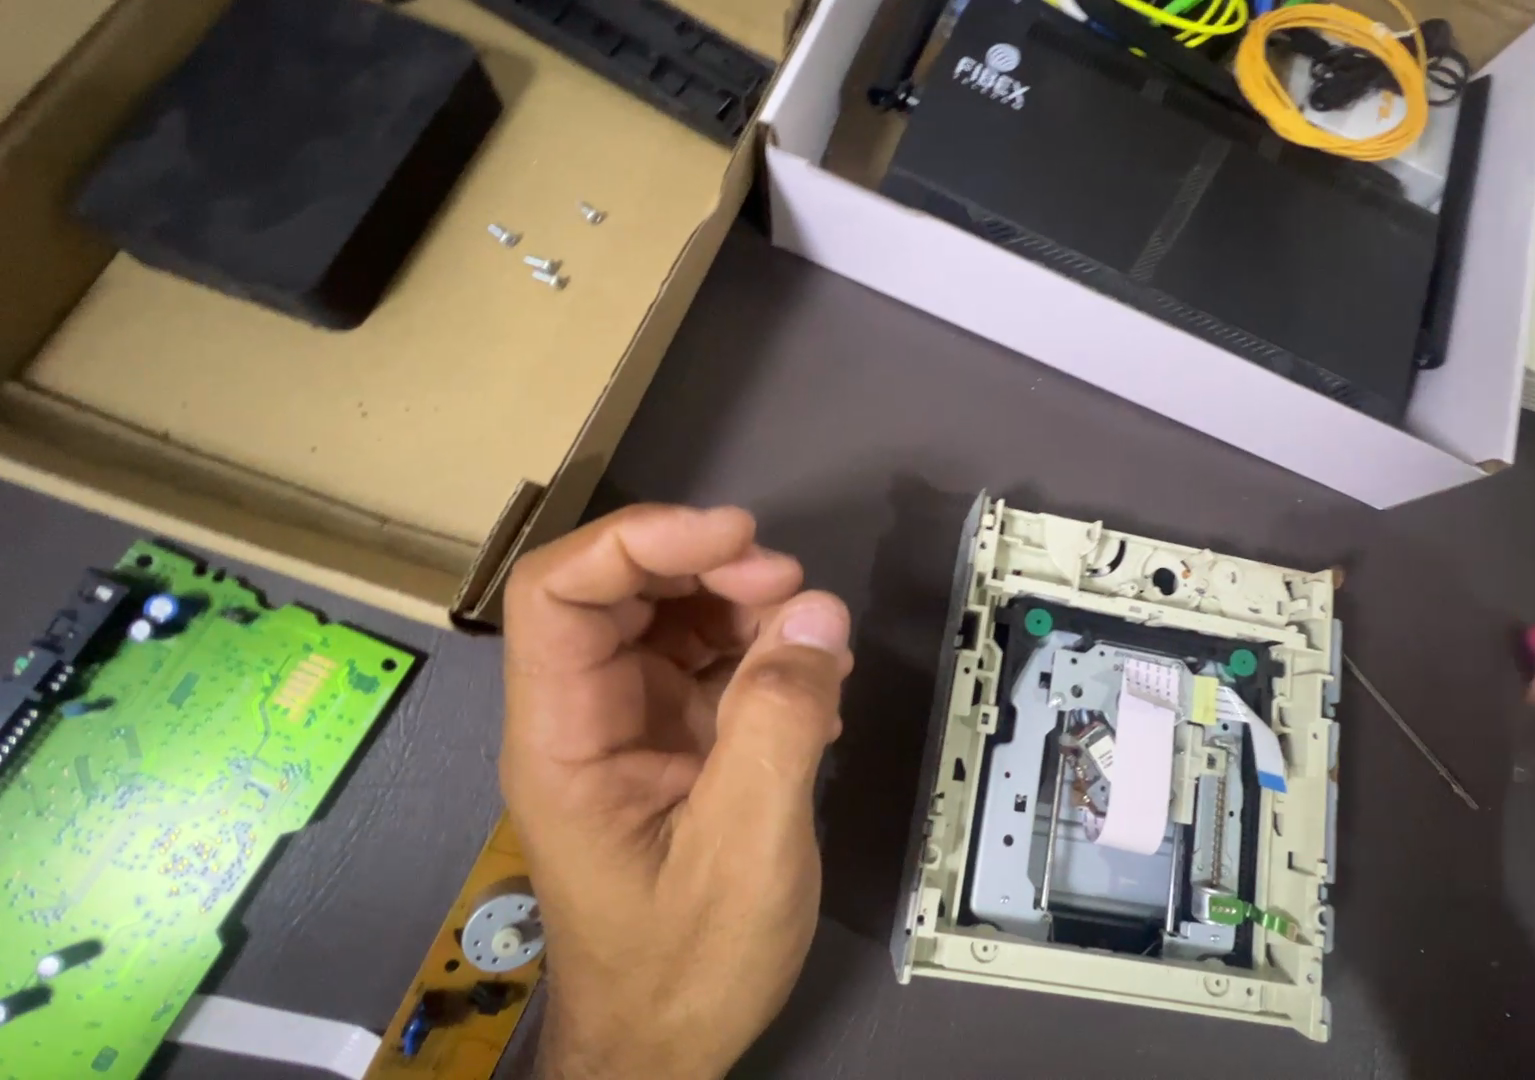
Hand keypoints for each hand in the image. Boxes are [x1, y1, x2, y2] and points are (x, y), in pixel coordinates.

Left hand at [500, 505, 852, 1079]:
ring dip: (749, 606)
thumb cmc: (688, 965)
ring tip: (817, 640)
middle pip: (624, 591)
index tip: (739, 536)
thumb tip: (820, 615)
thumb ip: (780, 725)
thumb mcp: (746, 849)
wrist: (671, 1044)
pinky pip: (717, 662)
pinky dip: (769, 652)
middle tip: (793, 587)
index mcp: (565, 736)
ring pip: (677, 617)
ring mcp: (635, 722)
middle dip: (710, 567)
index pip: (560, 595)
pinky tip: (816, 686)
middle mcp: (590, 714)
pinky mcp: (679, 738)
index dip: (642, 541)